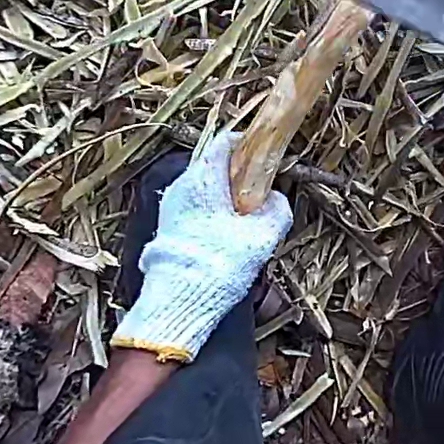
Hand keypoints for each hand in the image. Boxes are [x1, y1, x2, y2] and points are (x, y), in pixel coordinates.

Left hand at [109, 133, 291, 361]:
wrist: (179, 301)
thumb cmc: (220, 262)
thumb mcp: (263, 235)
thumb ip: (277, 209)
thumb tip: (276, 198)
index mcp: (203, 177)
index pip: (225, 142)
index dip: (248, 145)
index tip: (263, 158)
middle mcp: (182, 184)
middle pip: (215, 164)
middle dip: (238, 175)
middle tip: (259, 193)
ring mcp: (170, 205)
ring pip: (204, 187)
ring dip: (224, 196)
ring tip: (244, 220)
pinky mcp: (165, 225)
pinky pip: (193, 206)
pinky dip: (210, 212)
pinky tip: (224, 236)